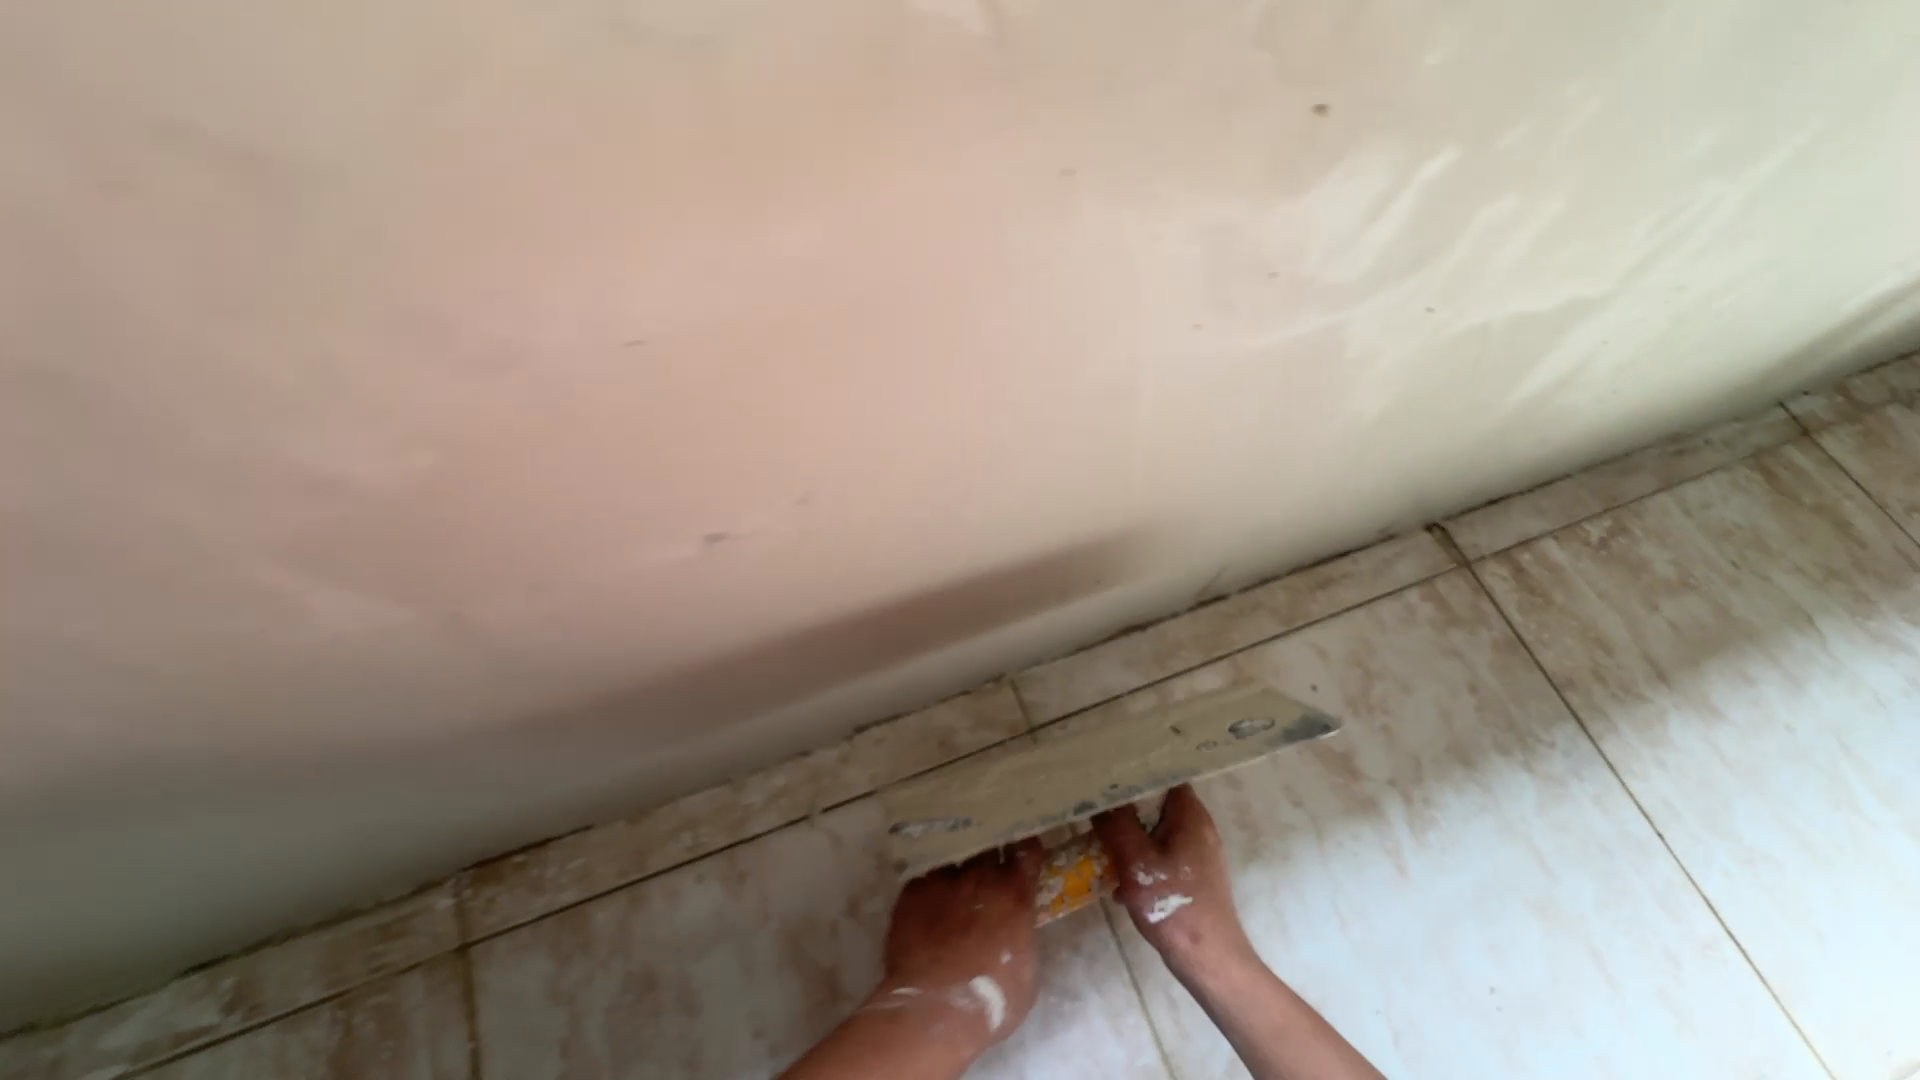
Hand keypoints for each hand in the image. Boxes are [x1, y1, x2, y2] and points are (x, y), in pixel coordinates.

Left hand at [869, 839, 1044, 1051]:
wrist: (935, 1008)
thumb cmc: (993, 999)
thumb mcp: (1027, 971)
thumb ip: (1023, 935)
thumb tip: (1016, 927)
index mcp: (1015, 895)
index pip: (1026, 852)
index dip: (1025, 852)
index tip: (1023, 856)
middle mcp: (981, 878)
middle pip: (989, 851)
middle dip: (991, 861)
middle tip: (988, 878)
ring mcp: (944, 881)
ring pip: (955, 863)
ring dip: (959, 875)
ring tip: (954, 892)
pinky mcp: (913, 891)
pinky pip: (925, 880)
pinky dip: (930, 889)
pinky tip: (927, 906)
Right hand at [1092, 784, 1253, 969]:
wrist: (1208, 960)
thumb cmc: (1173, 905)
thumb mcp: (1134, 860)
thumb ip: (1115, 824)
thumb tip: (1097, 798)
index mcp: (1190, 814)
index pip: (1162, 774)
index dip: (1134, 771)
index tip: (1105, 775)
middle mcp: (1199, 827)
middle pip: (1157, 803)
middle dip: (1126, 807)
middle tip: (1095, 808)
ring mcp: (1198, 853)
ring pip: (1156, 831)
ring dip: (1130, 836)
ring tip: (1101, 843)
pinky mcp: (1194, 876)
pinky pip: (1161, 854)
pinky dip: (1141, 859)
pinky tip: (1120, 880)